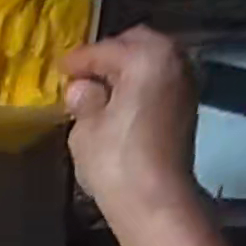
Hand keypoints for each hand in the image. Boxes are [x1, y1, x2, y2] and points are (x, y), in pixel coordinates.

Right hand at [63, 26, 201, 228]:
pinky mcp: (184, 108)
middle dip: (107, 58)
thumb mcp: (85, 131)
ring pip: (149, 64)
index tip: (60, 67)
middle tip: (79, 76)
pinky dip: (137, 87)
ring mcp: (184, 84)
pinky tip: (117, 105)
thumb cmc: (114, 162)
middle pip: (136, 46)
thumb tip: (80, 89)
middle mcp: (173, 60)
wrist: (153, 199)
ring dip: (124, 72)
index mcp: (146, 58)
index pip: (107, 49)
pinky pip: (156, 83)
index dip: (79, 59)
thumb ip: (83, 102)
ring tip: (96, 91)